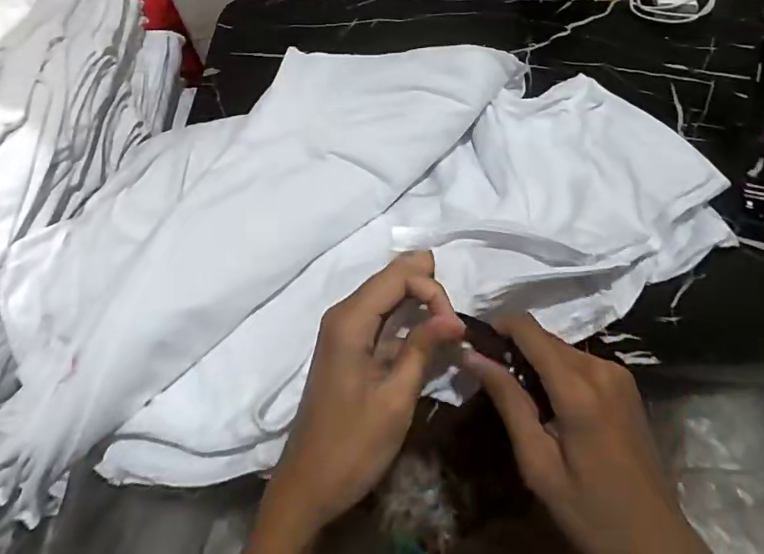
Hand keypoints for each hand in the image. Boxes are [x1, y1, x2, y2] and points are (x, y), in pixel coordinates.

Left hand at [249, 252, 465, 553]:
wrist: (308, 488)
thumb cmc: (352, 446)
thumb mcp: (396, 399)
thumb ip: (423, 348)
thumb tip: (455, 318)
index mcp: (350, 320)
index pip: (399, 275)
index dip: (433, 291)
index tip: (455, 328)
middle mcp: (344, 313)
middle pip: (393, 276)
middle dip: (428, 289)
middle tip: (453, 322)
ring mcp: (344, 329)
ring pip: (389, 293)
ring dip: (421, 302)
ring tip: (448, 327)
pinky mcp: (350, 345)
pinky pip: (383, 315)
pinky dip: (409, 318)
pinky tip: (429, 336)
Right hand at [466, 313, 707, 553]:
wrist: (653, 539)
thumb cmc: (590, 510)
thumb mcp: (539, 465)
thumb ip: (509, 403)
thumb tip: (474, 358)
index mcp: (578, 388)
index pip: (530, 330)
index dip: (500, 325)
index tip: (477, 341)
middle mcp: (601, 368)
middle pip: (547, 339)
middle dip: (517, 348)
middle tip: (492, 377)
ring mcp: (618, 373)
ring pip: (565, 350)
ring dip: (539, 361)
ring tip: (521, 395)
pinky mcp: (627, 383)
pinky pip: (583, 362)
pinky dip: (561, 371)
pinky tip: (553, 403)